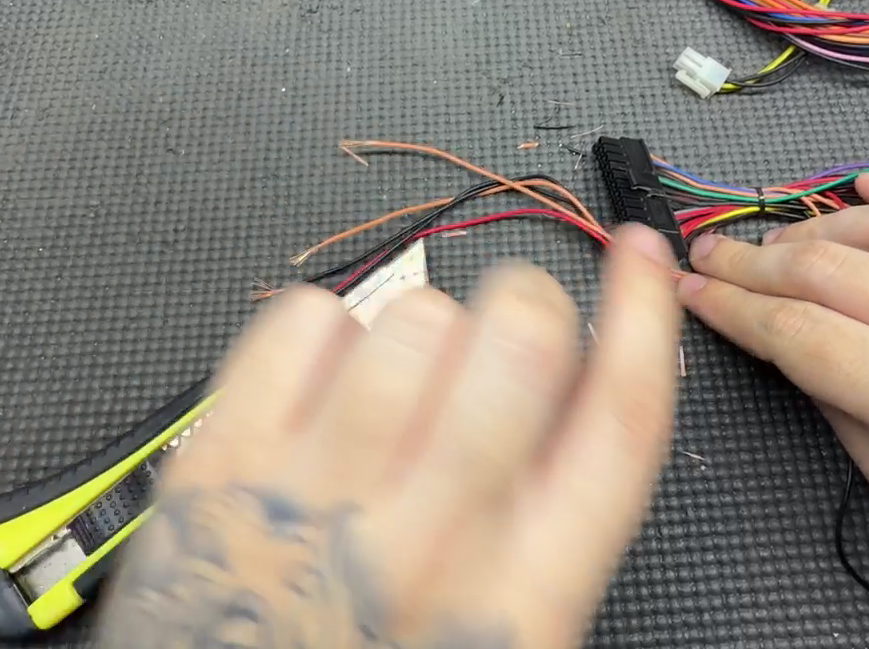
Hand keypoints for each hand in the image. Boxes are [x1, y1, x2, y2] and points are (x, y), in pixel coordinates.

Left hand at [99, 226, 681, 648]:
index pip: (620, 422)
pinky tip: (322, 385)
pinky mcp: (224, 462)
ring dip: (420, 329)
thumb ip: (553, 513)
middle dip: (525, 301)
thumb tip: (579, 380)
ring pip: (416, 318)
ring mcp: (318, 496)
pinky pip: (307, 318)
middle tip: (505, 320)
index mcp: (519, 597)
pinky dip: (325, 325)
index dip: (643, 317)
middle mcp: (426, 541)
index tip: (638, 258)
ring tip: (395, 392)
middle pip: (523, 340)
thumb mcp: (505, 630)